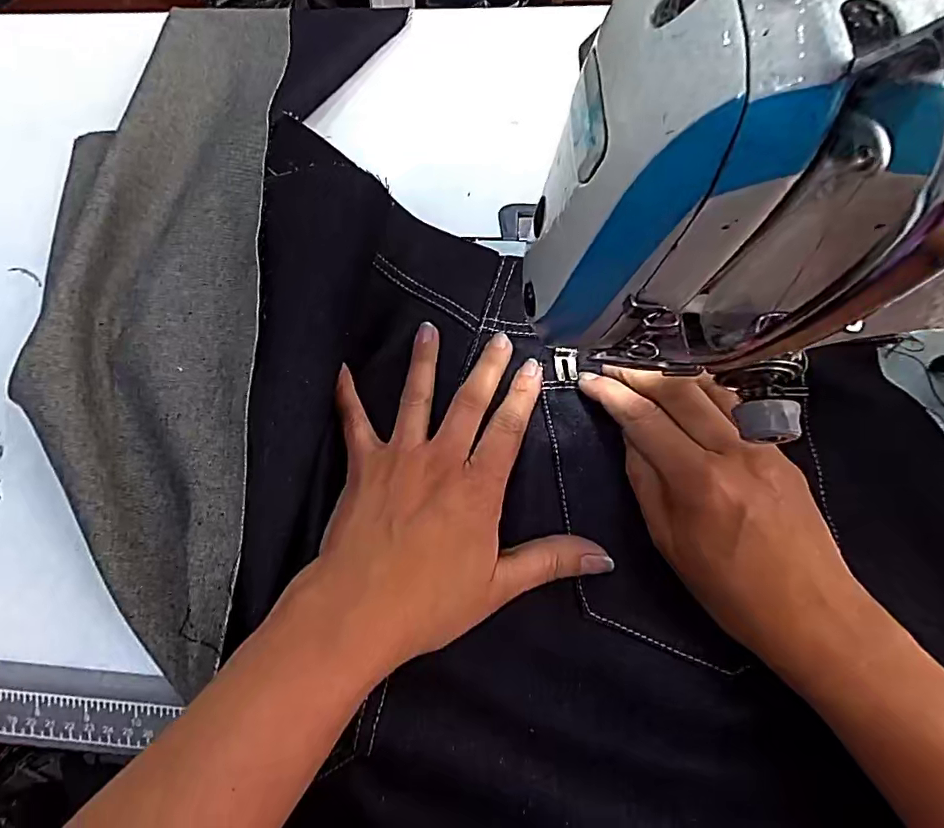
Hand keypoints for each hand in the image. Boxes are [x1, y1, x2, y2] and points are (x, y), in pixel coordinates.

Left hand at [285, 325, 612, 680]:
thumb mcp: (498, 586)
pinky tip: (342, 371)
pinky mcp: (363, 465)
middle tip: (498, 338)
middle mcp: (441, 461)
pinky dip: (347, 396)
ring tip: (428, 330)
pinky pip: (354, 422)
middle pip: (469, 403)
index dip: (522, 396)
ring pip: (416, 398)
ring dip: (424, 362)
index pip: (507, 429)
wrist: (356, 613)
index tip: (531, 367)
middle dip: (486, 368)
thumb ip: (550, 562)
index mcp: (477, 487)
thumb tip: (601, 558)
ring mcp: (400, 458)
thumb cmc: (428, 603)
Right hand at [578, 368, 869, 674]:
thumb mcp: (670, 544)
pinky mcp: (781, 450)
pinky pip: (737, 407)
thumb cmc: (734, 593)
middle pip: (679, 392)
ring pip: (712, 390)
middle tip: (613, 368)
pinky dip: (706, 391)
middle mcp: (734, 453)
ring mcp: (763, 446)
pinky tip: (692, 392)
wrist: (814, 612)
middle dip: (640, 374)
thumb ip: (645, 482)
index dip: (613, 394)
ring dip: (673, 375)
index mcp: (700, 482)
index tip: (591, 381)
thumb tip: (630, 436)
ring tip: (646, 371)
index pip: (646, 420)